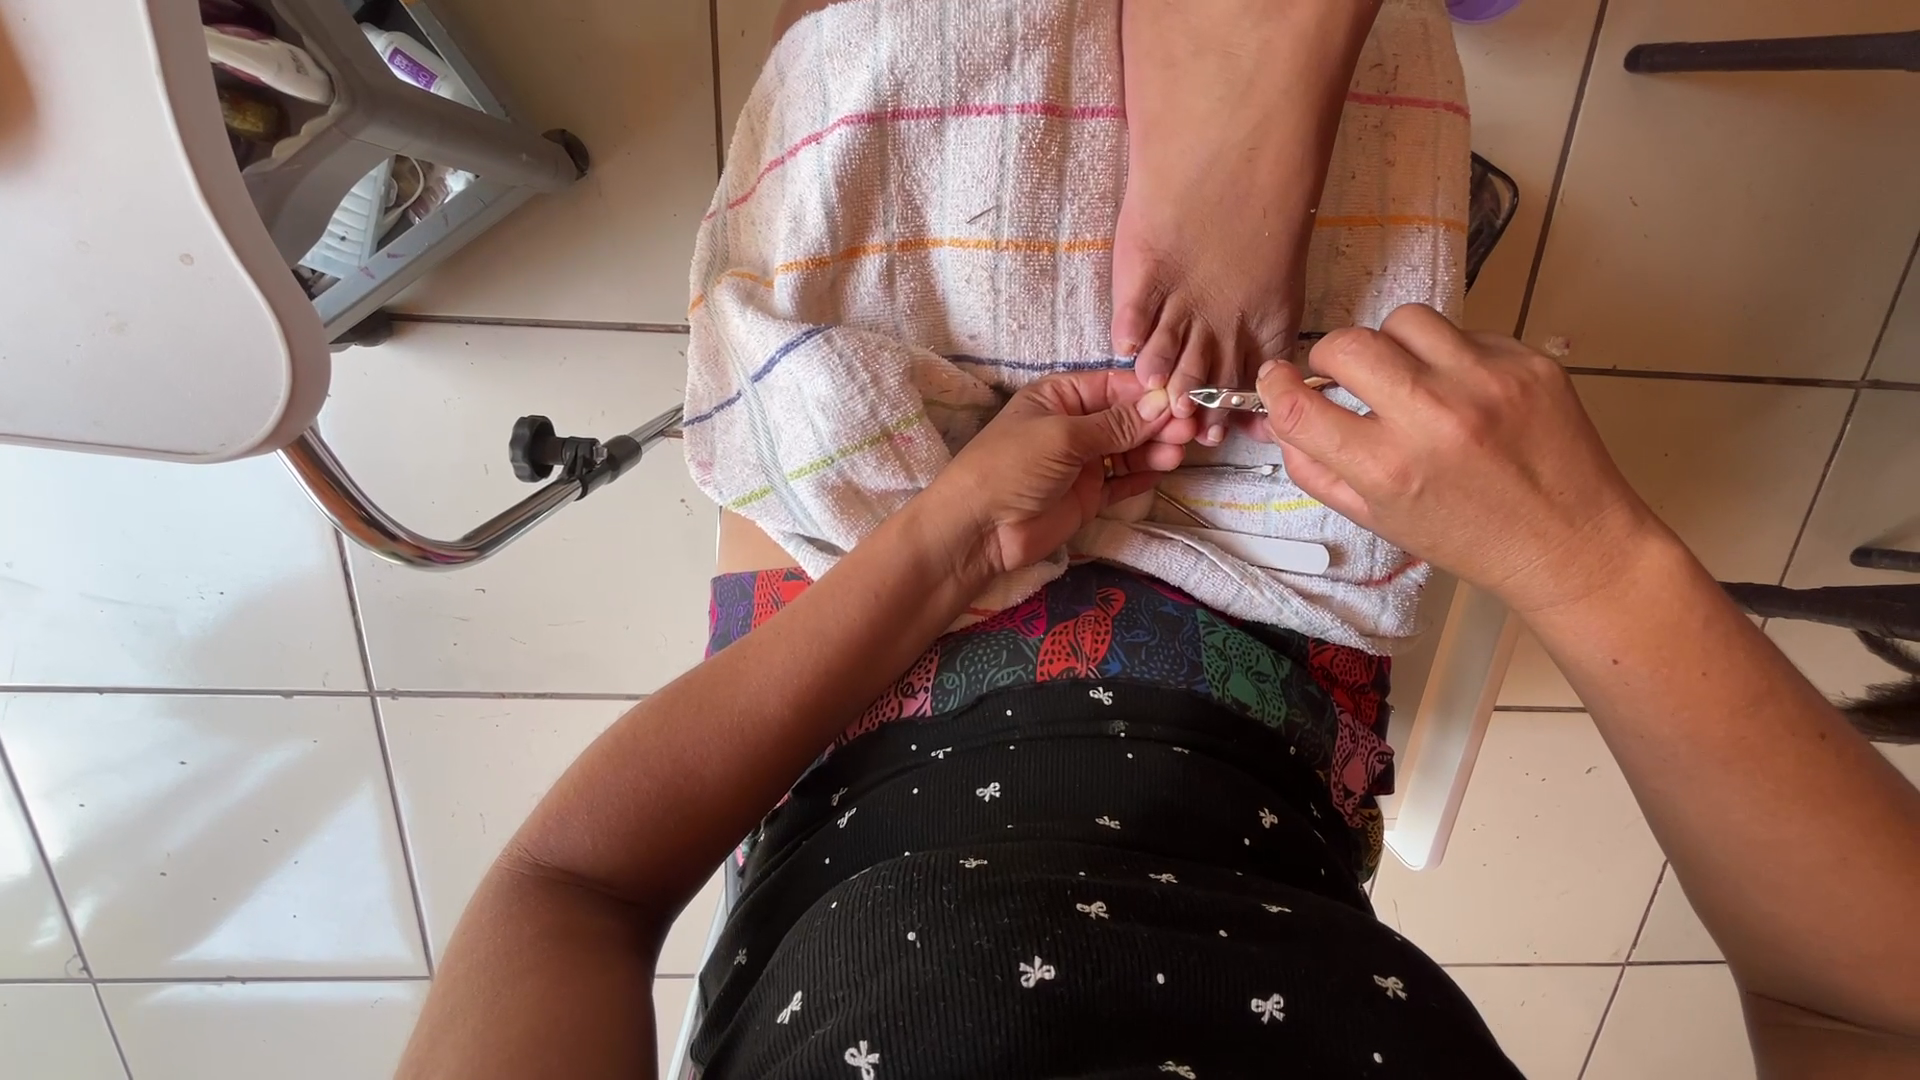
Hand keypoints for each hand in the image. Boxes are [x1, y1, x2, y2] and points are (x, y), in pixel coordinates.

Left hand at [927, 372, 1196, 576]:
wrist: (978, 530)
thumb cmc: (1011, 467)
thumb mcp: (1063, 436)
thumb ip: (1115, 424)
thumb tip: (1162, 404)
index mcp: (1060, 396)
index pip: (1114, 386)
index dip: (1148, 392)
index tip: (1183, 398)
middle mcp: (1073, 425)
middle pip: (1126, 417)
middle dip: (1158, 421)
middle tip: (1191, 429)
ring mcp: (1081, 463)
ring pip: (1128, 450)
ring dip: (1155, 449)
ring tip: (1180, 452)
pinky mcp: (1087, 496)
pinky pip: (1122, 481)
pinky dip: (1143, 476)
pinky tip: (1164, 470)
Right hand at [1255, 304, 1671, 615]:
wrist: (1569, 542)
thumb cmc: (1461, 537)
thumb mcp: (1371, 515)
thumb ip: (1313, 466)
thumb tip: (1278, 420)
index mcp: (1385, 467)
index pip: (1297, 406)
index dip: (1273, 386)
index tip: (1275, 380)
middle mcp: (1432, 416)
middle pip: (1346, 345)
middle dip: (1328, 357)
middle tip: (1338, 376)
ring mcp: (1485, 381)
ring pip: (1403, 321)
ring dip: (1387, 345)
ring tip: (1402, 376)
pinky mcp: (1526, 362)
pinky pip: (1460, 334)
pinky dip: (1443, 356)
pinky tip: (1458, 390)